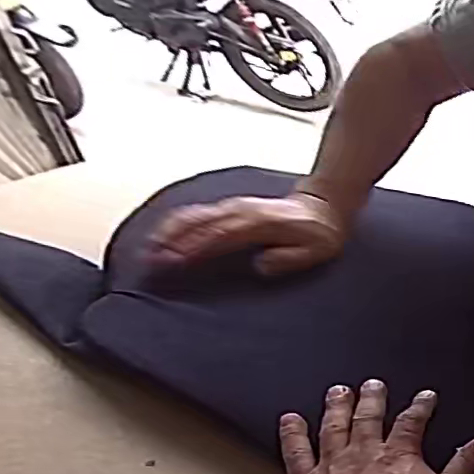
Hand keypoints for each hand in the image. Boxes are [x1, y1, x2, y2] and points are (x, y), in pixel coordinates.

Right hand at [147, 192, 347, 275]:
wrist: (324, 209)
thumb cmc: (321, 235)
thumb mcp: (315, 252)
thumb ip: (289, 259)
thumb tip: (261, 266)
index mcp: (258, 224)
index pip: (218, 236)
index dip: (193, 248)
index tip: (173, 261)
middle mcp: (240, 211)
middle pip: (196, 223)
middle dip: (170, 240)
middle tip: (149, 259)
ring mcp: (234, 207)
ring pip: (192, 215)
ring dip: (168, 231)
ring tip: (149, 249)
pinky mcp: (231, 207)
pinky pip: (198, 213)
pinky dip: (178, 223)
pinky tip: (166, 235)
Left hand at [278, 379, 473, 473]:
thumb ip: (464, 466)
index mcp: (399, 454)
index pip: (412, 423)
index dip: (420, 408)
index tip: (425, 395)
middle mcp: (364, 451)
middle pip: (369, 418)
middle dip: (373, 399)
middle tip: (373, 384)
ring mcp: (333, 463)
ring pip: (335, 427)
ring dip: (337, 408)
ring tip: (338, 391)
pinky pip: (298, 451)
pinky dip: (293, 434)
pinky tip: (290, 419)